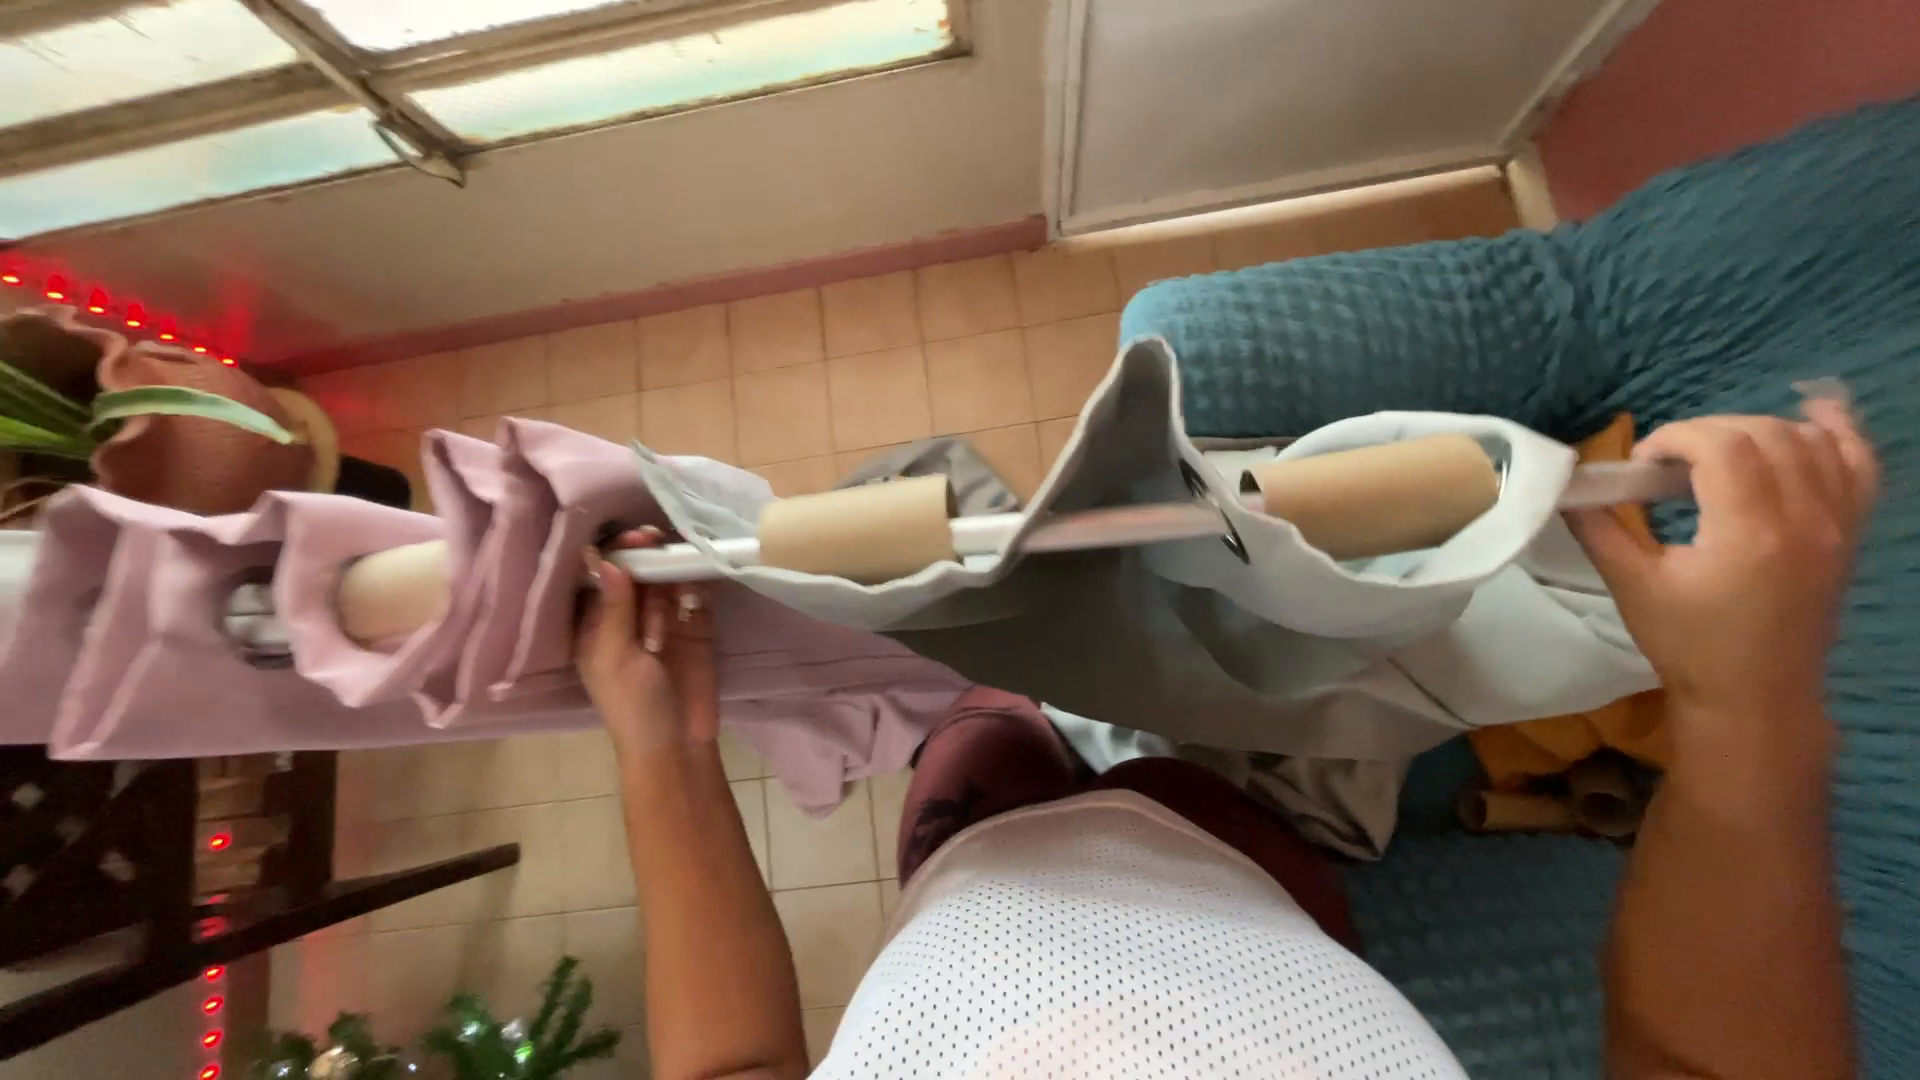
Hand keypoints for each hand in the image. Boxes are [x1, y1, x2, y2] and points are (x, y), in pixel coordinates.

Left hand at [575, 528, 719, 754]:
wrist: (680, 742)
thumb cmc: (633, 704)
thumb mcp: (614, 657)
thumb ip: (614, 609)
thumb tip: (607, 560)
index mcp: (595, 623)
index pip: (599, 576)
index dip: (611, 552)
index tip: (630, 537)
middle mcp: (627, 614)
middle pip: (633, 569)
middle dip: (643, 552)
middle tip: (656, 537)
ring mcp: (663, 617)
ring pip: (665, 576)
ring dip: (670, 564)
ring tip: (679, 555)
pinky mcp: (696, 623)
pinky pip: (696, 591)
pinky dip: (699, 576)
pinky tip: (701, 565)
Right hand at [1567, 400, 1877, 724]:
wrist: (1754, 692)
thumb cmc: (1686, 641)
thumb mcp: (1630, 585)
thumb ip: (1599, 529)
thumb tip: (1568, 490)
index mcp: (1749, 533)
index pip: (1724, 447)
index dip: (1674, 438)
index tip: (1639, 465)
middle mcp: (1806, 519)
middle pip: (1766, 434)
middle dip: (1706, 431)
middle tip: (1664, 463)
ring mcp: (1839, 524)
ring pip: (1812, 441)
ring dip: (1756, 430)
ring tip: (1711, 454)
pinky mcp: (1850, 532)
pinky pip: (1860, 464)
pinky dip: (1837, 432)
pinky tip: (1812, 413)